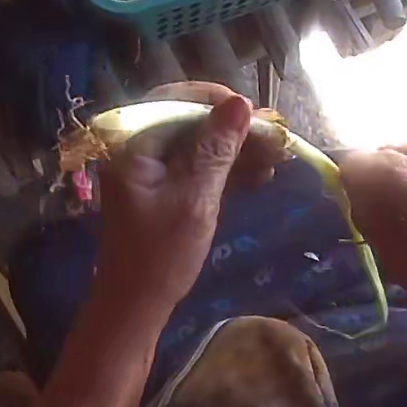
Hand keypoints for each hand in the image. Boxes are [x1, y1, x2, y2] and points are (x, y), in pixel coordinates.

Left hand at [93, 89, 253, 312]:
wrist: (134, 305)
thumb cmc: (160, 256)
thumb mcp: (195, 200)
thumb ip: (216, 150)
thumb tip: (242, 104)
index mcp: (131, 145)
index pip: (176, 101)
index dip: (219, 102)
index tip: (257, 115)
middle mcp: (134, 149)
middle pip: (188, 121)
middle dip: (233, 129)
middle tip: (275, 140)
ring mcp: (146, 170)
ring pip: (195, 145)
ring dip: (234, 150)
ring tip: (275, 160)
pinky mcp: (159, 190)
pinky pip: (193, 167)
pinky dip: (222, 171)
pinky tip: (257, 176)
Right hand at [339, 124, 406, 331]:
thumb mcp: (391, 254)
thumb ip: (368, 215)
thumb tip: (351, 189)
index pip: (369, 161)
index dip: (350, 173)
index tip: (345, 188)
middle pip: (390, 147)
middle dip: (371, 165)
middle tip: (366, 189)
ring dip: (396, 155)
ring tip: (391, 178)